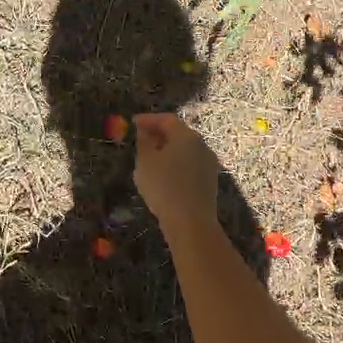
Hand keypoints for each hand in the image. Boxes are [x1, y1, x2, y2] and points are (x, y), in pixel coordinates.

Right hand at [132, 113, 219, 231]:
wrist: (190, 222)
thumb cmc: (163, 186)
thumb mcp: (145, 161)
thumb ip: (144, 142)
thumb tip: (145, 132)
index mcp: (186, 136)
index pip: (167, 119)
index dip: (149, 119)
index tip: (133, 123)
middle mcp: (201, 146)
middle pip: (179, 133)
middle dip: (159, 134)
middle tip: (141, 138)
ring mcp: (208, 165)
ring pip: (185, 150)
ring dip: (167, 150)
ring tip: (150, 157)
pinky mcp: (209, 182)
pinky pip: (189, 164)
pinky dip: (175, 163)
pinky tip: (163, 174)